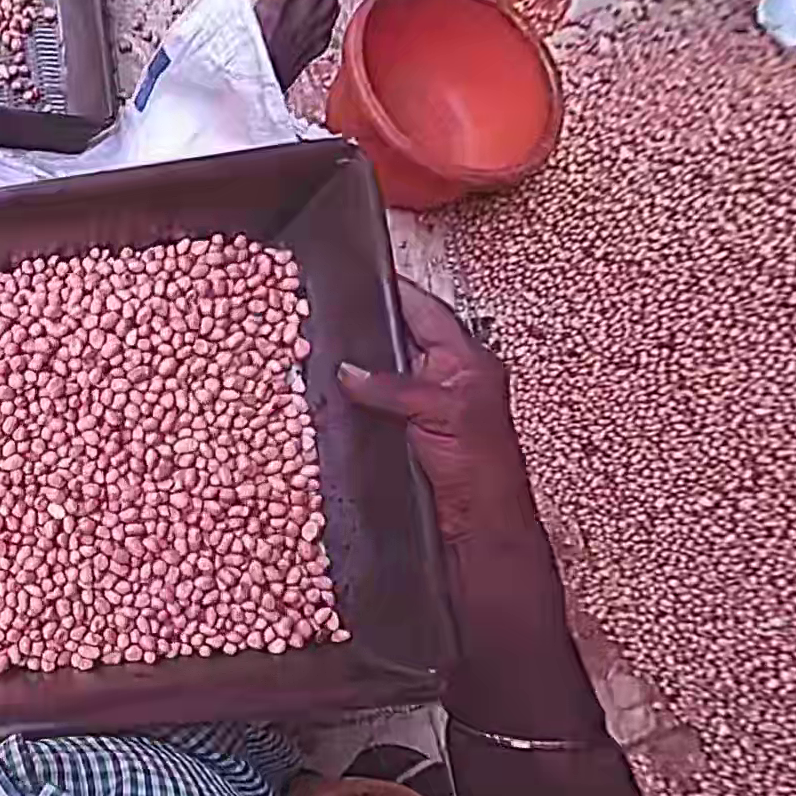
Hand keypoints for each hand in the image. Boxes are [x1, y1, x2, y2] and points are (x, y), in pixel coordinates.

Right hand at [337, 279, 540, 547]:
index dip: (397, 292)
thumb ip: (396, 387)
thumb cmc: (478, 465)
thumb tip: (346, 370)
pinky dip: (349, 397)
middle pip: (397, 341)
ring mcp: (419, 405)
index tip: (364, 275)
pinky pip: (369, 403)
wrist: (475, 520)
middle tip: (326, 313)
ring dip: (353, 366)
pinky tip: (326, 395)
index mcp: (465, 361)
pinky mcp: (400, 429)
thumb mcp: (442, 412)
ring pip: (379, 373)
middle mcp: (441, 377)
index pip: (425, 312)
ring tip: (316, 349)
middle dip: (364, 329)